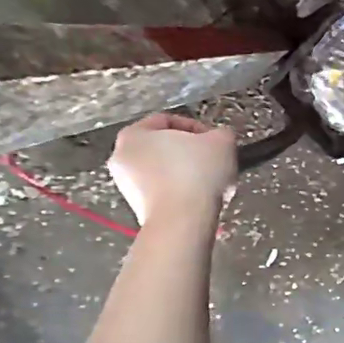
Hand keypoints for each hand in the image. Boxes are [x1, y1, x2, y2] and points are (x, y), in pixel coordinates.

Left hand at [107, 113, 236, 225]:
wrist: (183, 222)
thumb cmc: (197, 173)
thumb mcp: (222, 141)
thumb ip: (220, 134)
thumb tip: (217, 140)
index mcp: (133, 134)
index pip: (167, 121)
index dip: (197, 127)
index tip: (214, 141)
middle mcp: (122, 158)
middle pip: (164, 148)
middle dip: (191, 153)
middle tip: (213, 161)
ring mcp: (127, 187)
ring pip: (165, 172)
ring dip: (187, 174)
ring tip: (211, 184)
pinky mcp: (138, 210)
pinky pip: (164, 193)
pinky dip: (182, 194)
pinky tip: (200, 200)